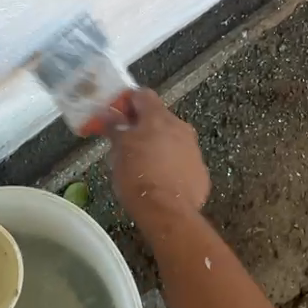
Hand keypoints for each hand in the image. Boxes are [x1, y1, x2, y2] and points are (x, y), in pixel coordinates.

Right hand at [109, 89, 209, 234]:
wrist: (167, 213)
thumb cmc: (138, 176)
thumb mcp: (118, 150)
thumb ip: (114, 127)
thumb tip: (107, 113)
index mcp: (158, 117)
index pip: (142, 95)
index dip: (127, 102)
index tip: (116, 115)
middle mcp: (180, 127)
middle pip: (159, 118)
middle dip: (142, 127)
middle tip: (126, 142)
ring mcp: (193, 150)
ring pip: (172, 139)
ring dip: (158, 146)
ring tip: (142, 165)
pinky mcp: (200, 172)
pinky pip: (182, 161)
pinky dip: (171, 166)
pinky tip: (159, 181)